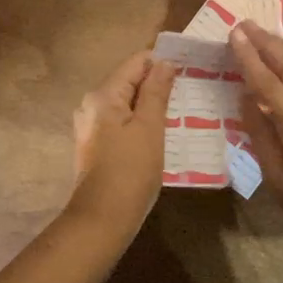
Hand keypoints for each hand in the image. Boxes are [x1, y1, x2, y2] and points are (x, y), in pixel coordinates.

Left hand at [67, 51, 174, 236]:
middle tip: (191, 92)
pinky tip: (162, 133)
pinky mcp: (96, 146)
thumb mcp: (149, 128)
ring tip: (182, 111)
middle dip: (158, 85)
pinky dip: (141, 123)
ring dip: (151, 106)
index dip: (162, 62)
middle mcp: (91, 105)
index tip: (190, 69)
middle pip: (129, 82)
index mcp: (103, 95)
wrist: (102, 220)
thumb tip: (165, 62)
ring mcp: (91, 127)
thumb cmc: (130, 171)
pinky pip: (121, 123)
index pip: (135, 63)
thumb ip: (156, 92)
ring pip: (126, 104)